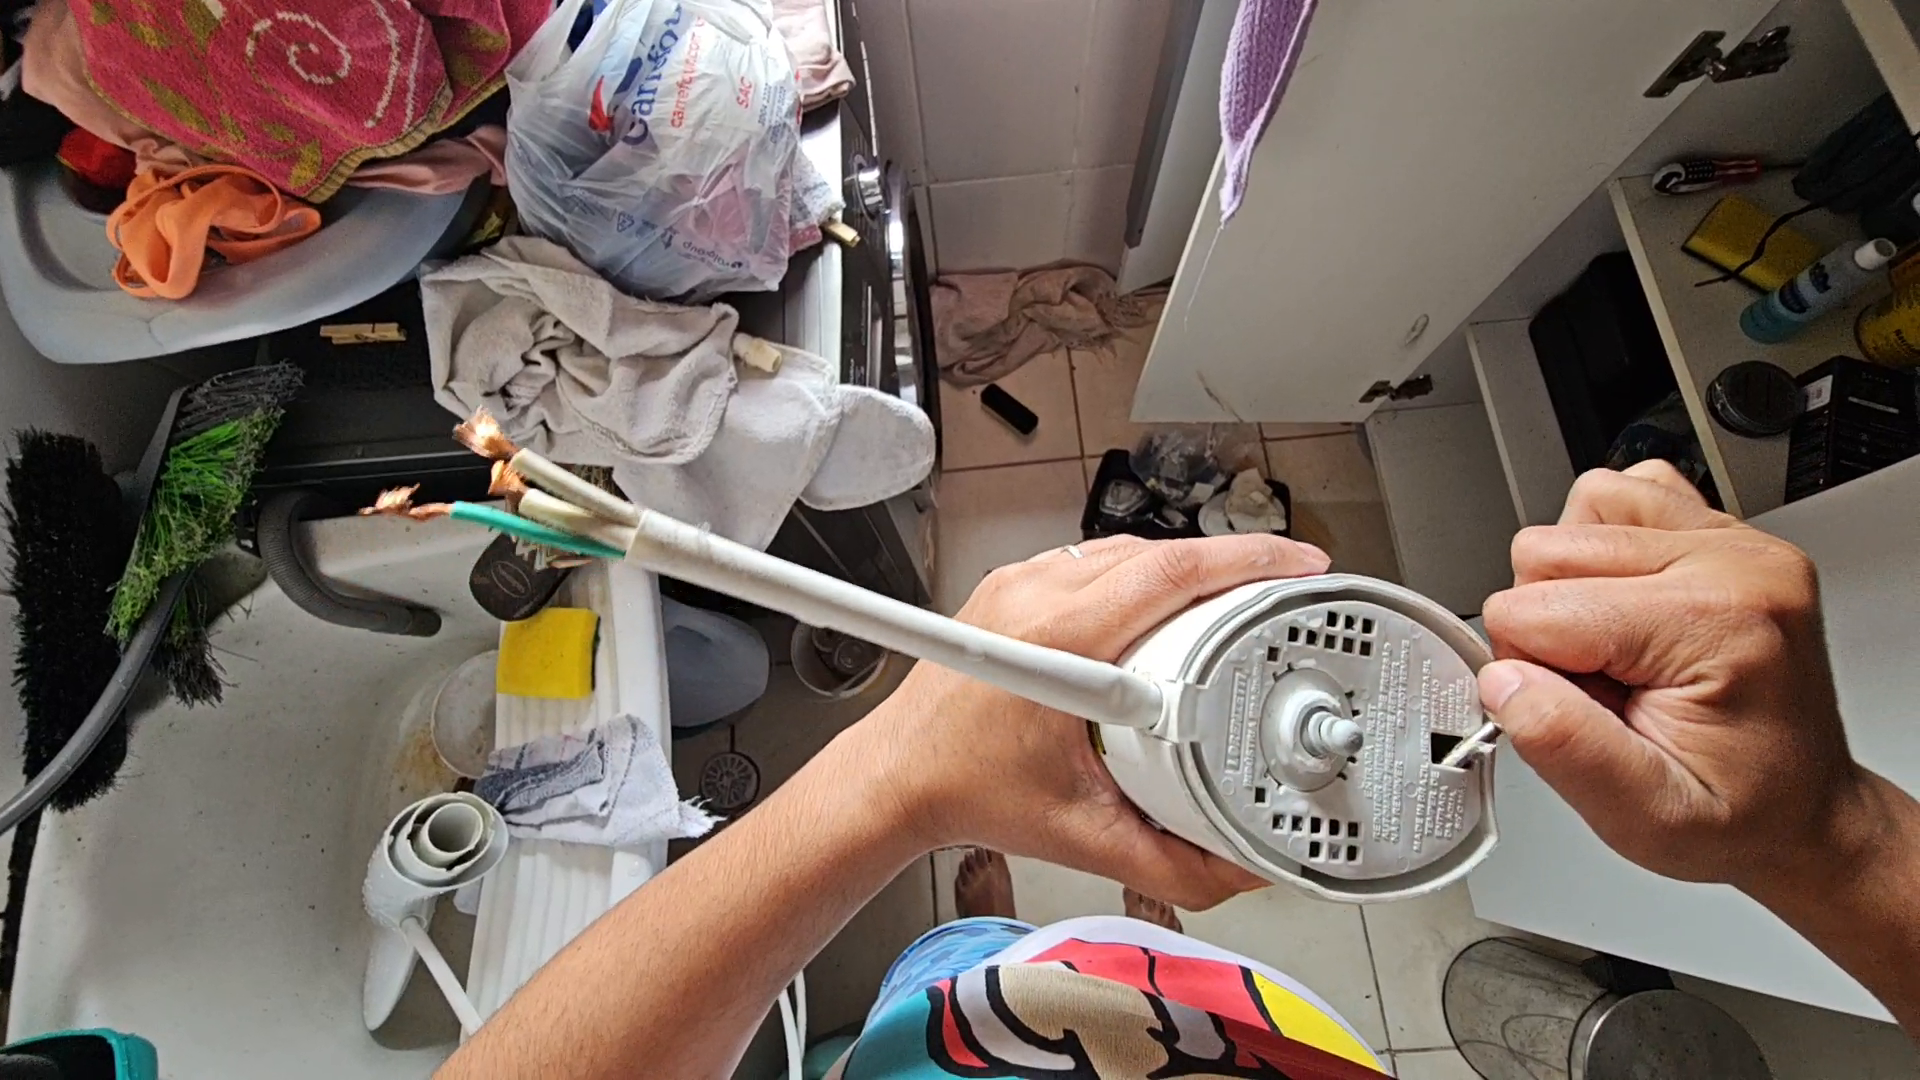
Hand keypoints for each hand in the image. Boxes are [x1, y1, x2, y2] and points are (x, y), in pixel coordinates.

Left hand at [847, 534, 1330, 910]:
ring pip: (1123, 548)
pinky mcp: (1010, 587)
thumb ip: (1172, 861)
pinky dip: (1138, 572)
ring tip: (1230, 597)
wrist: (899, 770)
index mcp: (1056, 642)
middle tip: (1279, 590)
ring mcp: (1018, 584)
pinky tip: (1161, 601)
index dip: (1244, 562)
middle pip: (1156, 552)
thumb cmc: (965, 788)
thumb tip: (1238, 864)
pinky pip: (1090, 557)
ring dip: (1183, 566)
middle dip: (1230, 563)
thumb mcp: (1079, 832)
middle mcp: (1034, 596)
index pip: (1168, 575)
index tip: (1295, 567)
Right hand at [1479, 460, 1868, 889]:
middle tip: (1598, 679)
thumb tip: (1502, 679)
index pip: (1528, 609)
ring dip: (1561, 587)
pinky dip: (1589, 545)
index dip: (1529, 666)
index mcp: (1717, 622)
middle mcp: (1730, 562)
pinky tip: (1619, 597)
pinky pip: (1609, 496)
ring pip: (1561, 524)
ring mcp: (1724, 539)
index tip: (1582, 705)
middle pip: (1538, 555)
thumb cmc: (1736, 809)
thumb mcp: (1645, 815)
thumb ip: (1564, 744)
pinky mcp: (1710, 530)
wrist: (1801, 807)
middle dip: (1542, 625)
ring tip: (1611, 643)